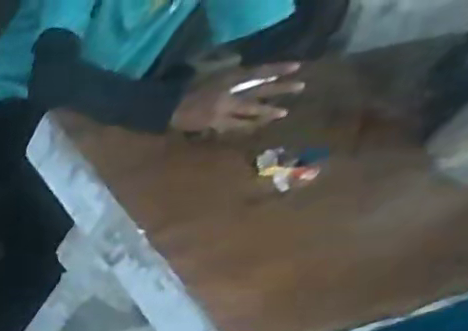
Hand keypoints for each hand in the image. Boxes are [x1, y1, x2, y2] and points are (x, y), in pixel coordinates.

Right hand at [170, 63, 303, 134]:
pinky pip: (233, 128)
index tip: (296, 68)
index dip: (277, 71)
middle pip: (259, 93)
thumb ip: (225, 69)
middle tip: (299, 88)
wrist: (167, 109)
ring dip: (266, 113)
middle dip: (279, 91)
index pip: (258, 74)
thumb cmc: (185, 88)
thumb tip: (239, 65)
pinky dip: (245, 128)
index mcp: (228, 81)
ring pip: (249, 114)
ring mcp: (222, 114)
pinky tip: (255, 128)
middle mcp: (229, 98)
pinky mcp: (213, 127)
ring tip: (282, 113)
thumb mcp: (206, 70)